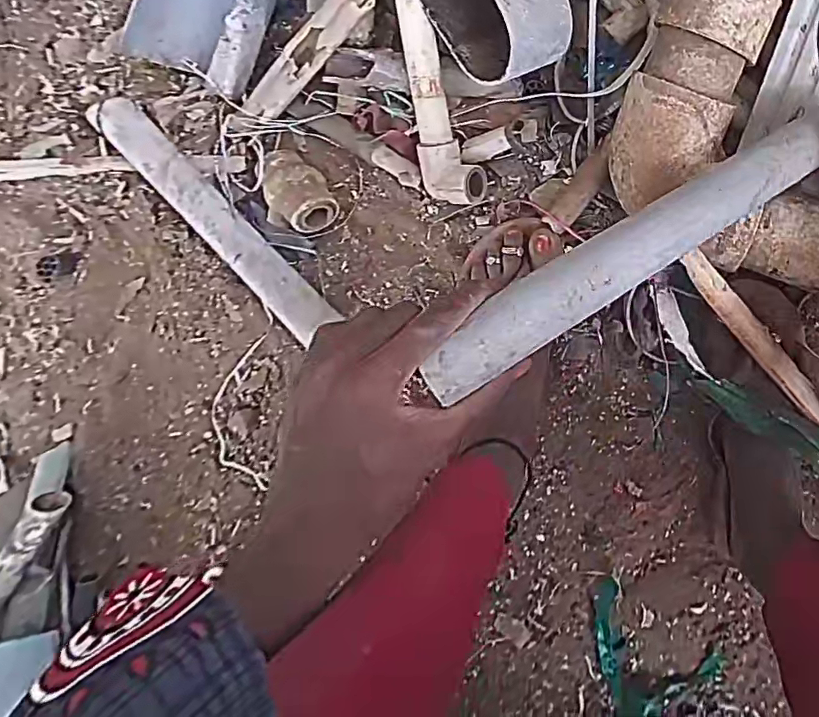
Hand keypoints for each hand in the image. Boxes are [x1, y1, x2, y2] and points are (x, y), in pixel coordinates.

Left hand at [226, 278, 537, 651]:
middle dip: (430, 323)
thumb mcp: (438, 442)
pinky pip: (342, 331)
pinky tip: (380, 362)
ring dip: (398, 328)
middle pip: (402, 313)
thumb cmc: (373, 496)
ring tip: (412, 359)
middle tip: (449, 345)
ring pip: (371, 317)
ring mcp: (316, 366)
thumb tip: (514, 365)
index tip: (482, 290)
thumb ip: (482, 396)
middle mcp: (340, 364)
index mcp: (374, 381)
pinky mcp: (304, 372)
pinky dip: (366, 337)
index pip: (429, 323)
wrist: (310, 528)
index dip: (462, 301)